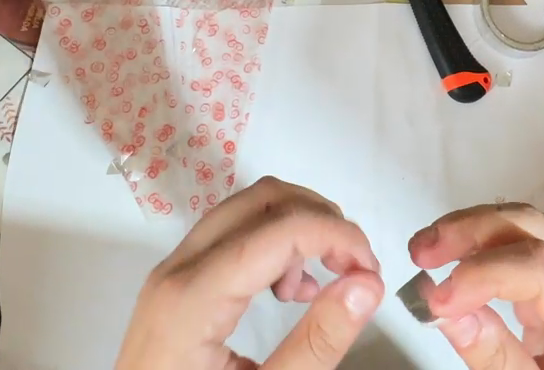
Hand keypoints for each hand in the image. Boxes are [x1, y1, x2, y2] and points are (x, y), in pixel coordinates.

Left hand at [116, 177, 384, 369]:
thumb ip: (315, 345)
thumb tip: (366, 284)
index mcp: (192, 299)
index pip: (280, 229)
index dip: (336, 236)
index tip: (371, 270)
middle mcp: (177, 269)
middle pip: (264, 199)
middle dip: (320, 219)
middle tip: (353, 267)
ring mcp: (172, 271)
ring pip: (248, 207)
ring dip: (297, 227)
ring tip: (317, 286)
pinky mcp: (176, 282)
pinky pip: (233, 231)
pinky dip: (273, 240)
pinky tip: (289, 289)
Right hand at [410, 203, 543, 369]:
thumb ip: (496, 357)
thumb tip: (444, 309)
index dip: (486, 274)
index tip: (437, 298)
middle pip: (535, 229)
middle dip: (472, 230)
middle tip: (419, 252)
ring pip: (527, 225)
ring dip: (472, 230)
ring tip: (426, 250)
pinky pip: (525, 245)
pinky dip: (484, 246)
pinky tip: (453, 258)